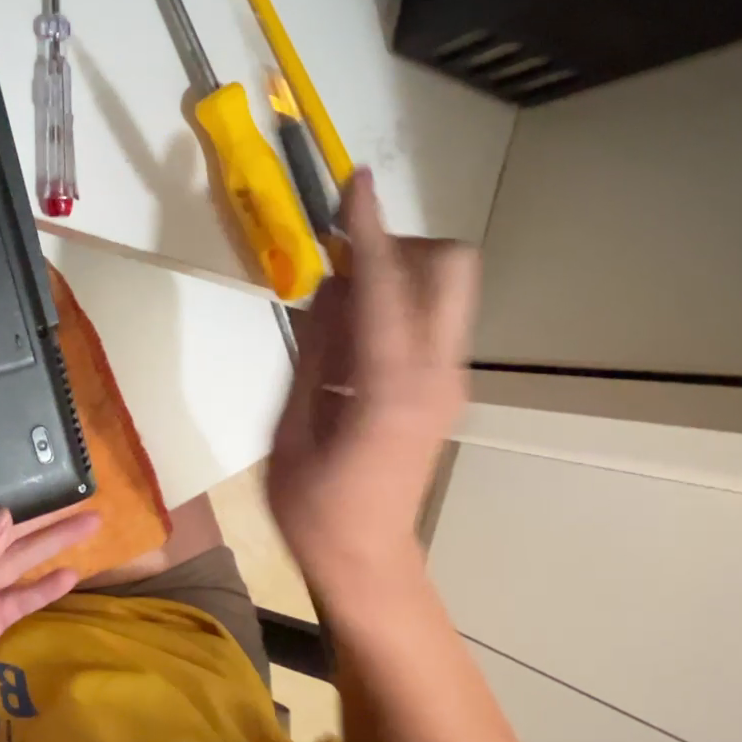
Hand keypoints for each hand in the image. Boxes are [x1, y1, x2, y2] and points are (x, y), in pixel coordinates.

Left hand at [0, 507, 99, 741]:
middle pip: (4, 541)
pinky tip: (72, 574)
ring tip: (90, 524)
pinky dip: (44, 589)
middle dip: (43, 523)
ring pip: (18, 567)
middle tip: (84, 501)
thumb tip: (3, 512)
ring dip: (51, 549)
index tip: (37, 475)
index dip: (4, 497)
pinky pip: (20, 601)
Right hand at [267, 168, 478, 609]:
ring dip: (396, 277)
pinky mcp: (445, 391)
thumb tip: (326, 287)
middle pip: (450, 265)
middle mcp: (436, 373)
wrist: (366, 560)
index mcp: (390, 385)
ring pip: (445, 289)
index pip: (386, 282)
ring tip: (335, 318)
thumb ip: (314, 354)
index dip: (369, 226)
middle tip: (345, 272)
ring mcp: (449, 382)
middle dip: (401, 246)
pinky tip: (349, 348)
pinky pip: (430, 323)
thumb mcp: (291, 430)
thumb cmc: (314, 508)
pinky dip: (395, 310)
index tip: (356, 181)